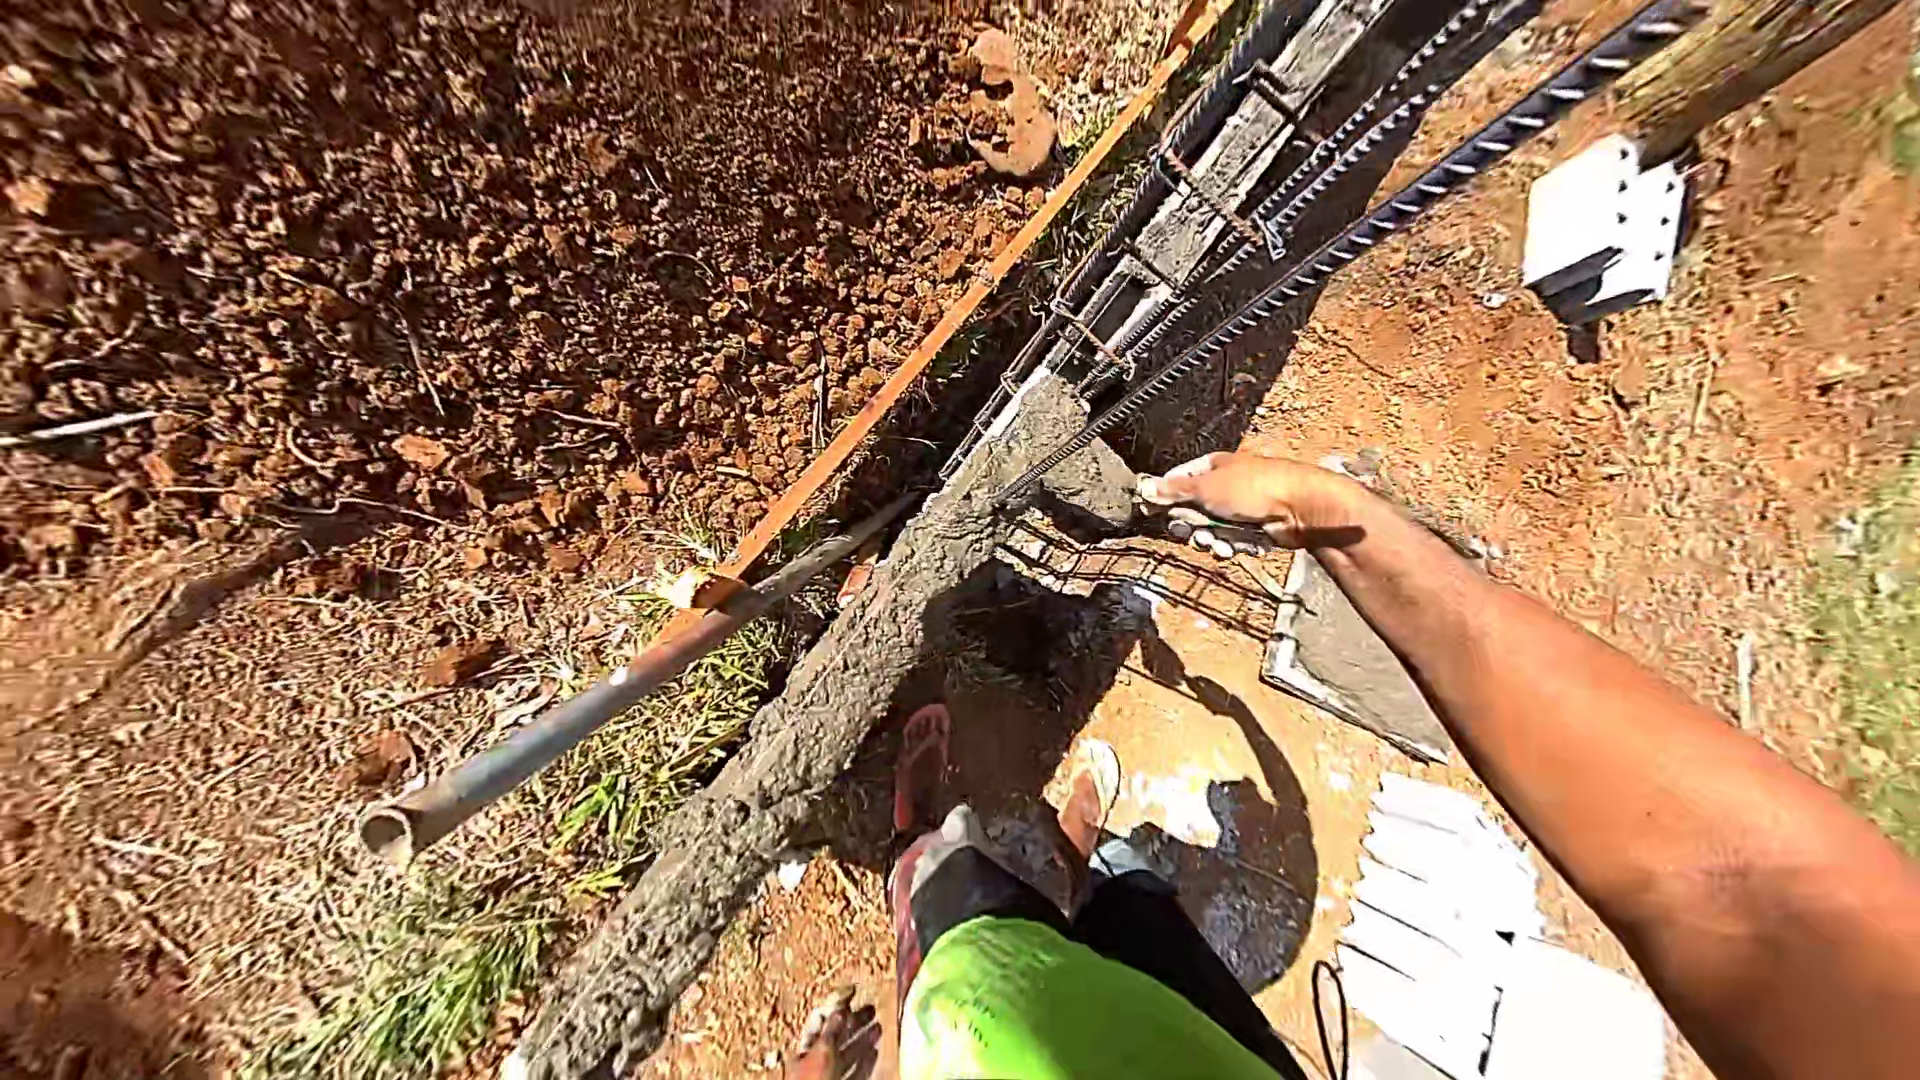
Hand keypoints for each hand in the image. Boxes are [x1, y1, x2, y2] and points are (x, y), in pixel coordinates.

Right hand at [1137, 452, 1360, 550]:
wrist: (1302, 507)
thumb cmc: (1256, 488)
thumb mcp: (1205, 487)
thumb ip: (1173, 491)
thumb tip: (1144, 488)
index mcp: (1213, 467)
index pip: (1177, 480)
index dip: (1165, 496)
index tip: (1154, 511)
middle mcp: (1226, 485)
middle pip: (1192, 509)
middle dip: (1191, 526)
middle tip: (1191, 532)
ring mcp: (1241, 507)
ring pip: (1211, 529)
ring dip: (1212, 539)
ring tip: (1220, 542)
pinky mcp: (1254, 528)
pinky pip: (1231, 540)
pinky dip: (1232, 545)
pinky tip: (1237, 546)